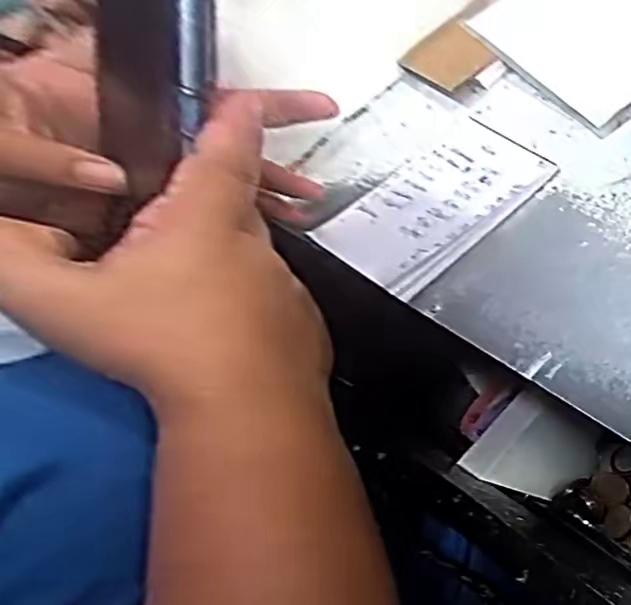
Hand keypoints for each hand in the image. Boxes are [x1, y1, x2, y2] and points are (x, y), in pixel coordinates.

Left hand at [0, 24, 335, 230]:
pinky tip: (268, 224)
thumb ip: (40, 154)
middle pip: (203, 122)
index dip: (215, 84)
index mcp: (75, 93)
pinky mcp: (139, 202)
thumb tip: (104, 175)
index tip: (263, 94)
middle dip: (262, 129)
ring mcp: (134, 165)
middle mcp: (115, 126)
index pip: (157, 76)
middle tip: (313, 117)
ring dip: (261, 182)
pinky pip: (201, 206)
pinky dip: (239, 215)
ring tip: (303, 196)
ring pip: (211, 169)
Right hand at [0, 95, 331, 413]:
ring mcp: (292, 295)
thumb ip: (6, 244)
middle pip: (228, 212)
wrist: (254, 412)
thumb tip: (9, 226)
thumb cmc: (160, 348)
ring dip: (210, 264)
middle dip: (193, 207)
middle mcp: (261, 255)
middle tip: (149, 230)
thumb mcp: (47, 290)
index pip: (221, 159)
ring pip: (246, 261)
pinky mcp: (308, 329)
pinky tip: (208, 329)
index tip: (243, 100)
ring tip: (171, 296)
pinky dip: (237, 303)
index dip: (231, 124)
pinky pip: (267, 301)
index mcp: (206, 226)